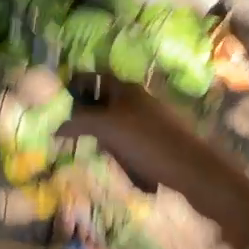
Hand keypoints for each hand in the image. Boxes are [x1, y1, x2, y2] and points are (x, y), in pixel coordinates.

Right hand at [57, 75, 218, 197]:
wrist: (196, 170)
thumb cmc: (147, 141)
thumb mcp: (106, 128)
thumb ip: (77, 121)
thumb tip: (53, 124)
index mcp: (123, 86)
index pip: (89, 76)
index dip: (72, 87)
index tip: (57, 105)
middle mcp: (136, 98)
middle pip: (101, 103)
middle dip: (91, 123)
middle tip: (82, 138)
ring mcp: (150, 119)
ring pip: (117, 126)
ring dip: (111, 144)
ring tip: (115, 160)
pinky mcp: (161, 140)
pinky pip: (134, 144)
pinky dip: (128, 156)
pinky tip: (134, 172)